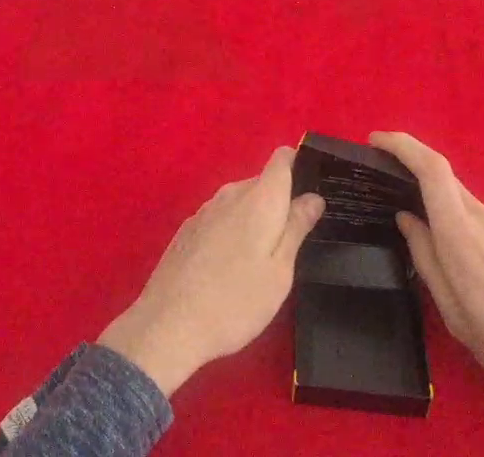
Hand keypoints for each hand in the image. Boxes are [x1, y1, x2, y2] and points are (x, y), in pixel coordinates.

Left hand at [98, 146, 325, 397]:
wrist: (168, 324)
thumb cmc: (236, 301)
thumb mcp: (279, 271)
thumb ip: (296, 228)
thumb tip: (313, 197)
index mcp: (259, 199)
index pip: (282, 159)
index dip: (299, 164)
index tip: (315, 186)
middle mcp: (230, 194)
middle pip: (263, 182)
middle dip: (281, 200)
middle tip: (298, 235)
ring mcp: (205, 210)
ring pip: (240, 201)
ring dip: (256, 218)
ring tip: (266, 254)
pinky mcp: (188, 229)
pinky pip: (221, 217)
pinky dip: (233, 230)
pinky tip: (233, 263)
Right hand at [370, 132, 483, 456]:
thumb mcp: (456, 315)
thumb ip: (427, 261)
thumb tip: (406, 218)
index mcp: (465, 240)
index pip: (433, 170)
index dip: (402, 145)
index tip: (375, 140)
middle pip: (446, 182)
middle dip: (413, 179)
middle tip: (387, 198)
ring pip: (465, 205)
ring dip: (441, 212)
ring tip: (429, 251)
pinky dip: (464, 229)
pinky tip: (468, 270)